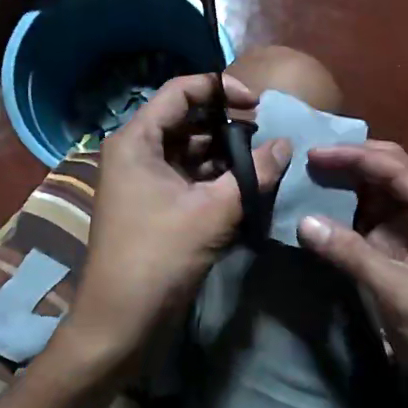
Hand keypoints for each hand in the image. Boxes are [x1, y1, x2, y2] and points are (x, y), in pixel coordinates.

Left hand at [72, 73, 289, 350]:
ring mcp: (147, 182)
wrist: (123, 319)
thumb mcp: (212, 211)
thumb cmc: (159, 256)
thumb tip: (285, 145)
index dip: (221, 88)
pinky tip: (249, 188)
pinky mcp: (158, 207)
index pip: (181, 92)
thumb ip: (253, 174)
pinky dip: (219, 180)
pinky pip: (192, 179)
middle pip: (188, 120)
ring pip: (193, 152)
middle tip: (267, 138)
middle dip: (229, 126)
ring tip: (265, 164)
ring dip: (228, 155)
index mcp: (137, 140)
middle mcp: (138, 153)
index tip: (258, 105)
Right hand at [296, 141, 407, 394]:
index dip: (355, 158)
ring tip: (305, 176)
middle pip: (386, 174)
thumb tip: (304, 223)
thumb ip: (352, 254)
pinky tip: (317, 208)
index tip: (315, 154)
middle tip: (307, 159)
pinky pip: (365, 222)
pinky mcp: (393, 250)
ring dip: (343, 185)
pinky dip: (342, 214)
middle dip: (349, 163)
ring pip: (373, 195)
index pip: (396, 170)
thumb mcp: (399, 290)